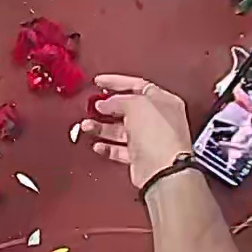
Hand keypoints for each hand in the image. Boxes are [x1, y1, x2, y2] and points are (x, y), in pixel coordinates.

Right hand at [79, 74, 193, 188]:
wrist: (163, 170)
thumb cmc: (160, 136)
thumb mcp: (136, 104)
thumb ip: (119, 99)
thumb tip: (106, 103)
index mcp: (163, 101)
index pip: (137, 85)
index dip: (116, 82)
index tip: (99, 82)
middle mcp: (158, 120)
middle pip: (127, 108)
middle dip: (107, 107)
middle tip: (92, 105)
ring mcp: (149, 140)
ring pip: (120, 130)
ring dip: (102, 127)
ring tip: (87, 126)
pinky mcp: (141, 158)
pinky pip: (120, 150)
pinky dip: (107, 147)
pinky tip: (98, 144)